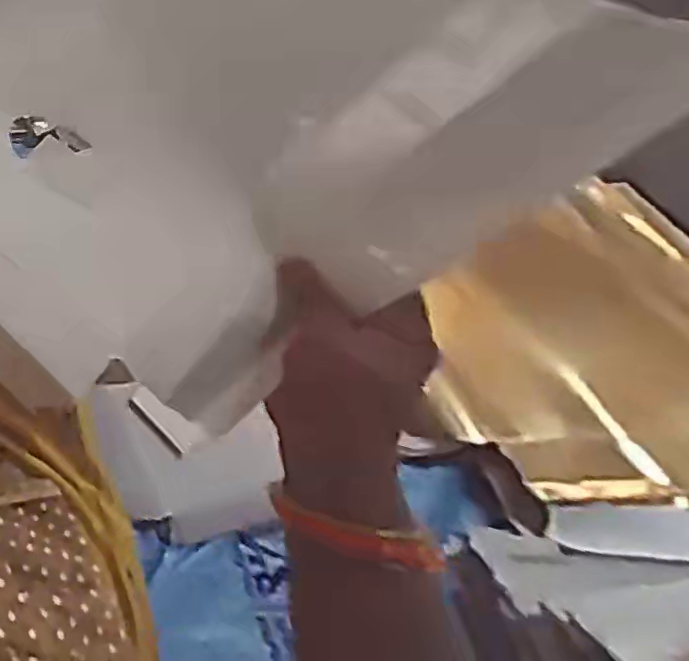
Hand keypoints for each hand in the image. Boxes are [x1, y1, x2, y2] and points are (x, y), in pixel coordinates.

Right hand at [266, 261, 438, 492]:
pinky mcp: (340, 375)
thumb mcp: (319, 333)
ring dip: (315, 300)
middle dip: (332, 276)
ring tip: (283, 270)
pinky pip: (323, 336)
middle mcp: (398, 345)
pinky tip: (278, 306)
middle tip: (297, 247)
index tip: (329, 231)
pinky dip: (305, 323)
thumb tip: (297, 259)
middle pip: (365, 297)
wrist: (325, 457)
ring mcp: (370, 363)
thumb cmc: (333, 392)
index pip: (394, 278)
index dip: (364, 254)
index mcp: (410, 332)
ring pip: (341, 318)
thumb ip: (309, 293)